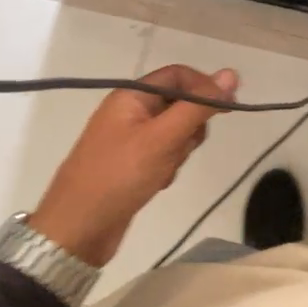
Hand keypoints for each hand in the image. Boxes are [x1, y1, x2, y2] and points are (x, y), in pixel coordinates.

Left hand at [28, 65, 237, 266]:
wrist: (75, 232)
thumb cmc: (119, 177)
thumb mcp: (164, 139)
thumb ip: (198, 106)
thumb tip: (231, 73)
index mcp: (131, 96)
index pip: (179, 75)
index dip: (205, 87)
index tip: (227, 109)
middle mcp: (129, 111)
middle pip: (179, 103)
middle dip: (189, 126)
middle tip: (182, 148)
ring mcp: (129, 138)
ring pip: (174, 130)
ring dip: (179, 150)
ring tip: (163, 170)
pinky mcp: (131, 163)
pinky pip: (163, 153)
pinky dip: (167, 166)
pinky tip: (156, 183)